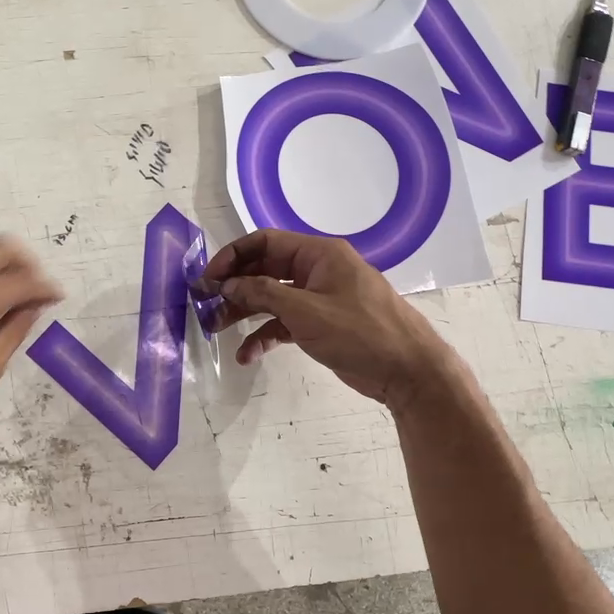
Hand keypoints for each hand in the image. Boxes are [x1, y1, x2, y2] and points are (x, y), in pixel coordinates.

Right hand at [201, 230, 457, 410]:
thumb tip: (226, 285)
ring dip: (243, 313)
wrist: (408, 371)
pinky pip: (282, 323)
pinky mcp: (319, 324)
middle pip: (263, 270)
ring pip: (270, 298)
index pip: (265, 242)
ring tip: (216, 330)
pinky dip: (264, 336)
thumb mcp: (305, 311)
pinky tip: (247, 356)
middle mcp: (317, 271)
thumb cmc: (360, 332)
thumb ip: (262, 294)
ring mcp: (318, 298)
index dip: (232, 257)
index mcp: (318, 255)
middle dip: (233, 288)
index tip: (207, 280)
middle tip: (205, 307)